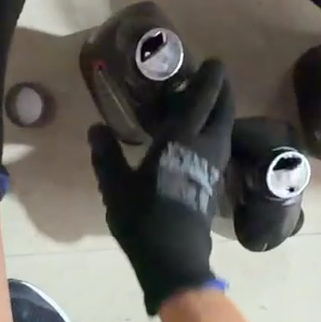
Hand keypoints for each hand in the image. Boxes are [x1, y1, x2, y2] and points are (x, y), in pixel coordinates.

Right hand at [89, 60, 234, 315]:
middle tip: (211, 79)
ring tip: (204, 106)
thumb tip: (95, 129)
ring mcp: (214, 167)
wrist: (173, 260)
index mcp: (182, 138)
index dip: (209, 77)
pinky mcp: (214, 185)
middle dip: (221, 90)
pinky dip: (214, 133)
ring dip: (220, 112)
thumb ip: (107, 155)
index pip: (203, 97)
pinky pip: (219, 147)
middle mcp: (206, 146)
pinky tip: (199, 139)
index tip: (211, 62)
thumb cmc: (143, 220)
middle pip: (223, 109)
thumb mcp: (115, 188)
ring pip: (224, 129)